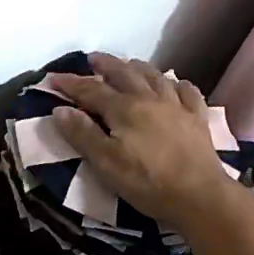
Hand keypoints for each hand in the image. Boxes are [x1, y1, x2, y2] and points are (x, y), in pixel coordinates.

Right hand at [52, 53, 236, 226]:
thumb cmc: (146, 181)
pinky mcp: (197, 120)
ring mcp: (177, 107)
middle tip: (93, 58)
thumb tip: (60, 109)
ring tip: (129, 64)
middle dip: (106, 65)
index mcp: (124, 109)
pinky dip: (177, 84)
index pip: (91, 90)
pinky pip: (187, 93)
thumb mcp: (105, 162)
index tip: (53, 78)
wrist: (200, 196)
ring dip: (138, 68)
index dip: (71, 83)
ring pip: (156, 77)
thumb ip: (82, 134)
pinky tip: (175, 85)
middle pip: (125, 74)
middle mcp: (150, 99)